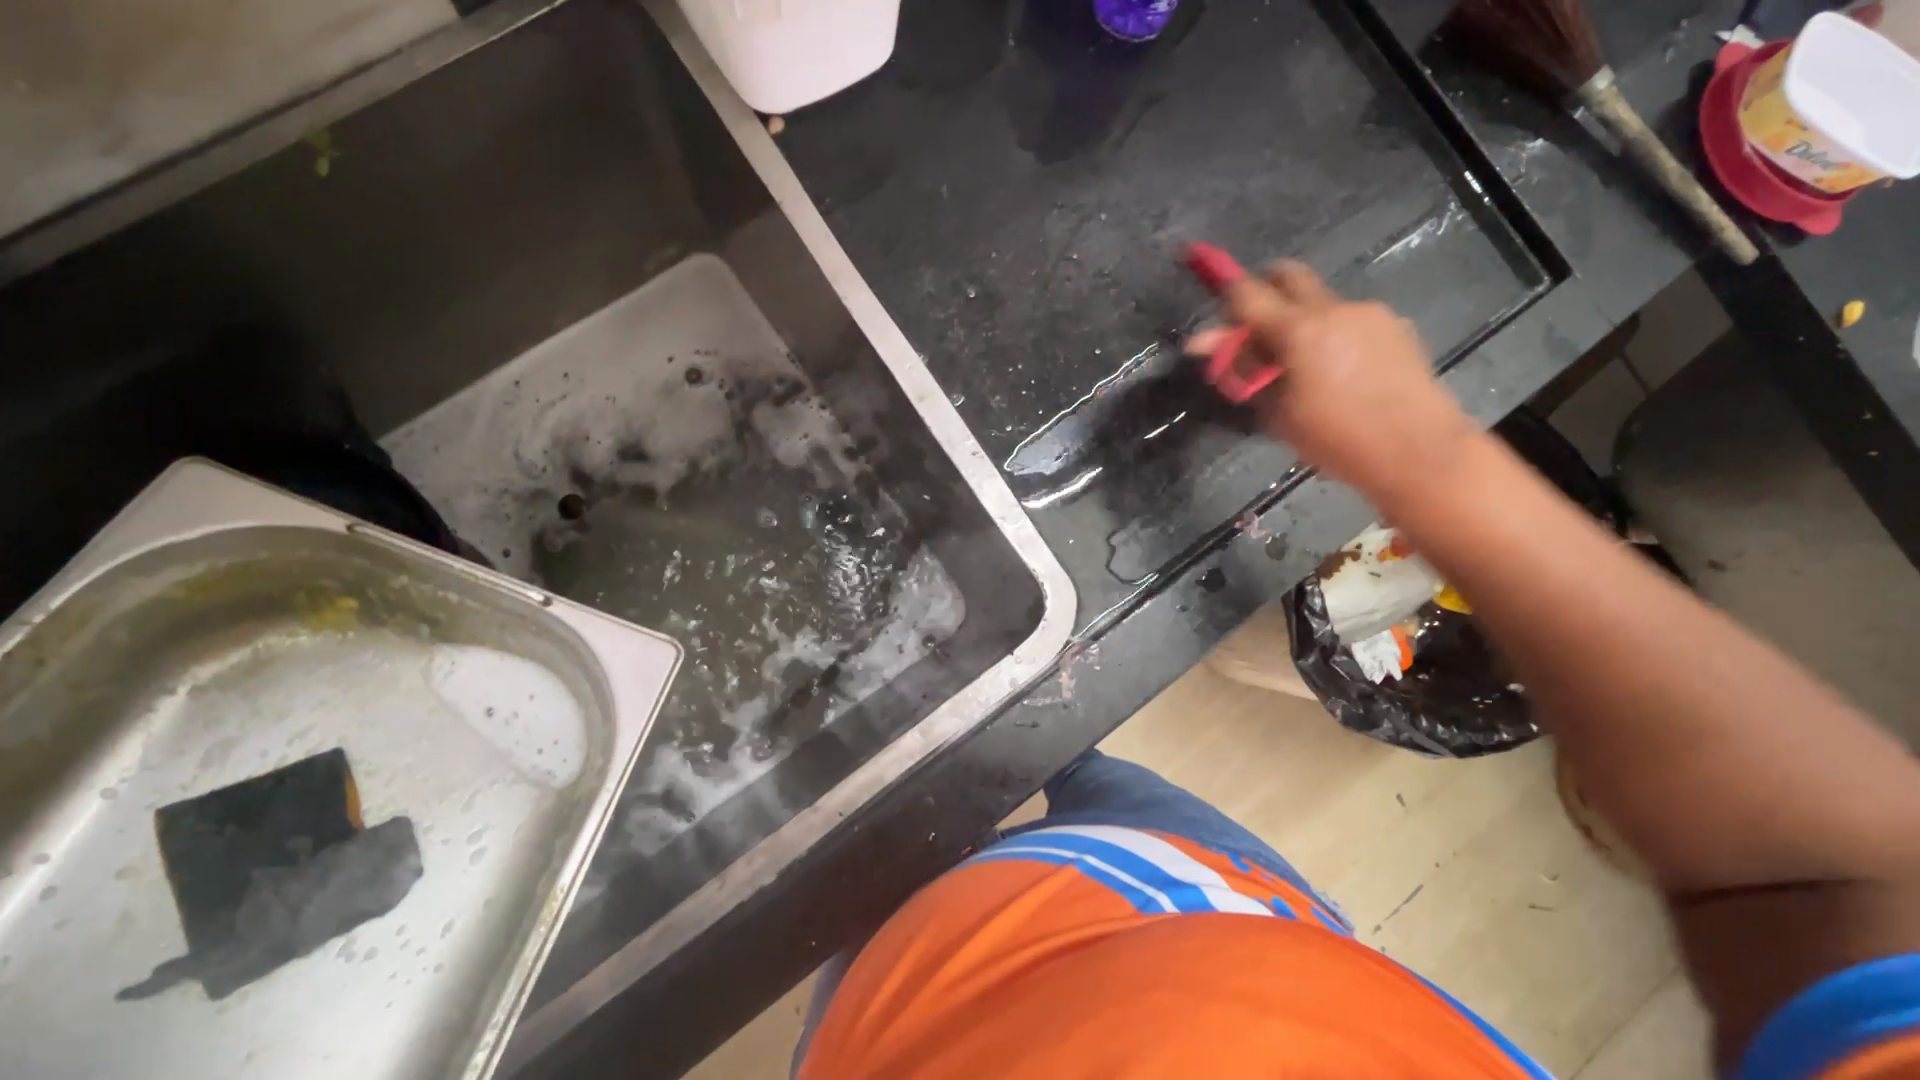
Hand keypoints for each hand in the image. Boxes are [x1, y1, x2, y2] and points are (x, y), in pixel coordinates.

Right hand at [1187, 261, 1476, 512]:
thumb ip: (1241, 371)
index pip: (1246, 293)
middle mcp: (1333, 309)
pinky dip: (1332, 335)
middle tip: (1254, 328)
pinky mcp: (1395, 326)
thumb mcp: (1277, 413)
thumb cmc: (1337, 441)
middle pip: (1287, 275)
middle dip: (1265, 289)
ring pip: (1320, 301)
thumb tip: (1204, 344)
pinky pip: (1350, 319)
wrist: (1418, 451)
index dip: (1223, 294)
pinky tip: (1339, 373)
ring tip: (1302, 368)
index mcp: (1298, 330)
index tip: (1213, 305)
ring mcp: (1368, 313)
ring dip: (1301, 320)